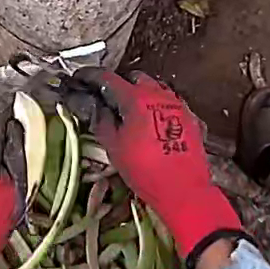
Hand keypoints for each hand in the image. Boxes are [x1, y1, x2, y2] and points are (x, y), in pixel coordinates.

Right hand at [71, 67, 246, 267]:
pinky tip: (150, 123)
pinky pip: (169, 104)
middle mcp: (159, 95)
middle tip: (104, 97)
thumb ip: (100, 118)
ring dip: (139, 94)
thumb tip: (92, 104)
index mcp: (136, 98)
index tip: (79, 79)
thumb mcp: (112, 145)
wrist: (184, 191)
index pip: (107, 78)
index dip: (89, 77)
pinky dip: (156, 107)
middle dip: (117, 84)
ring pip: (154, 89)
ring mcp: (178, 106)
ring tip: (127, 110)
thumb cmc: (144, 169)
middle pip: (133, 78)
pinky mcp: (191, 119)